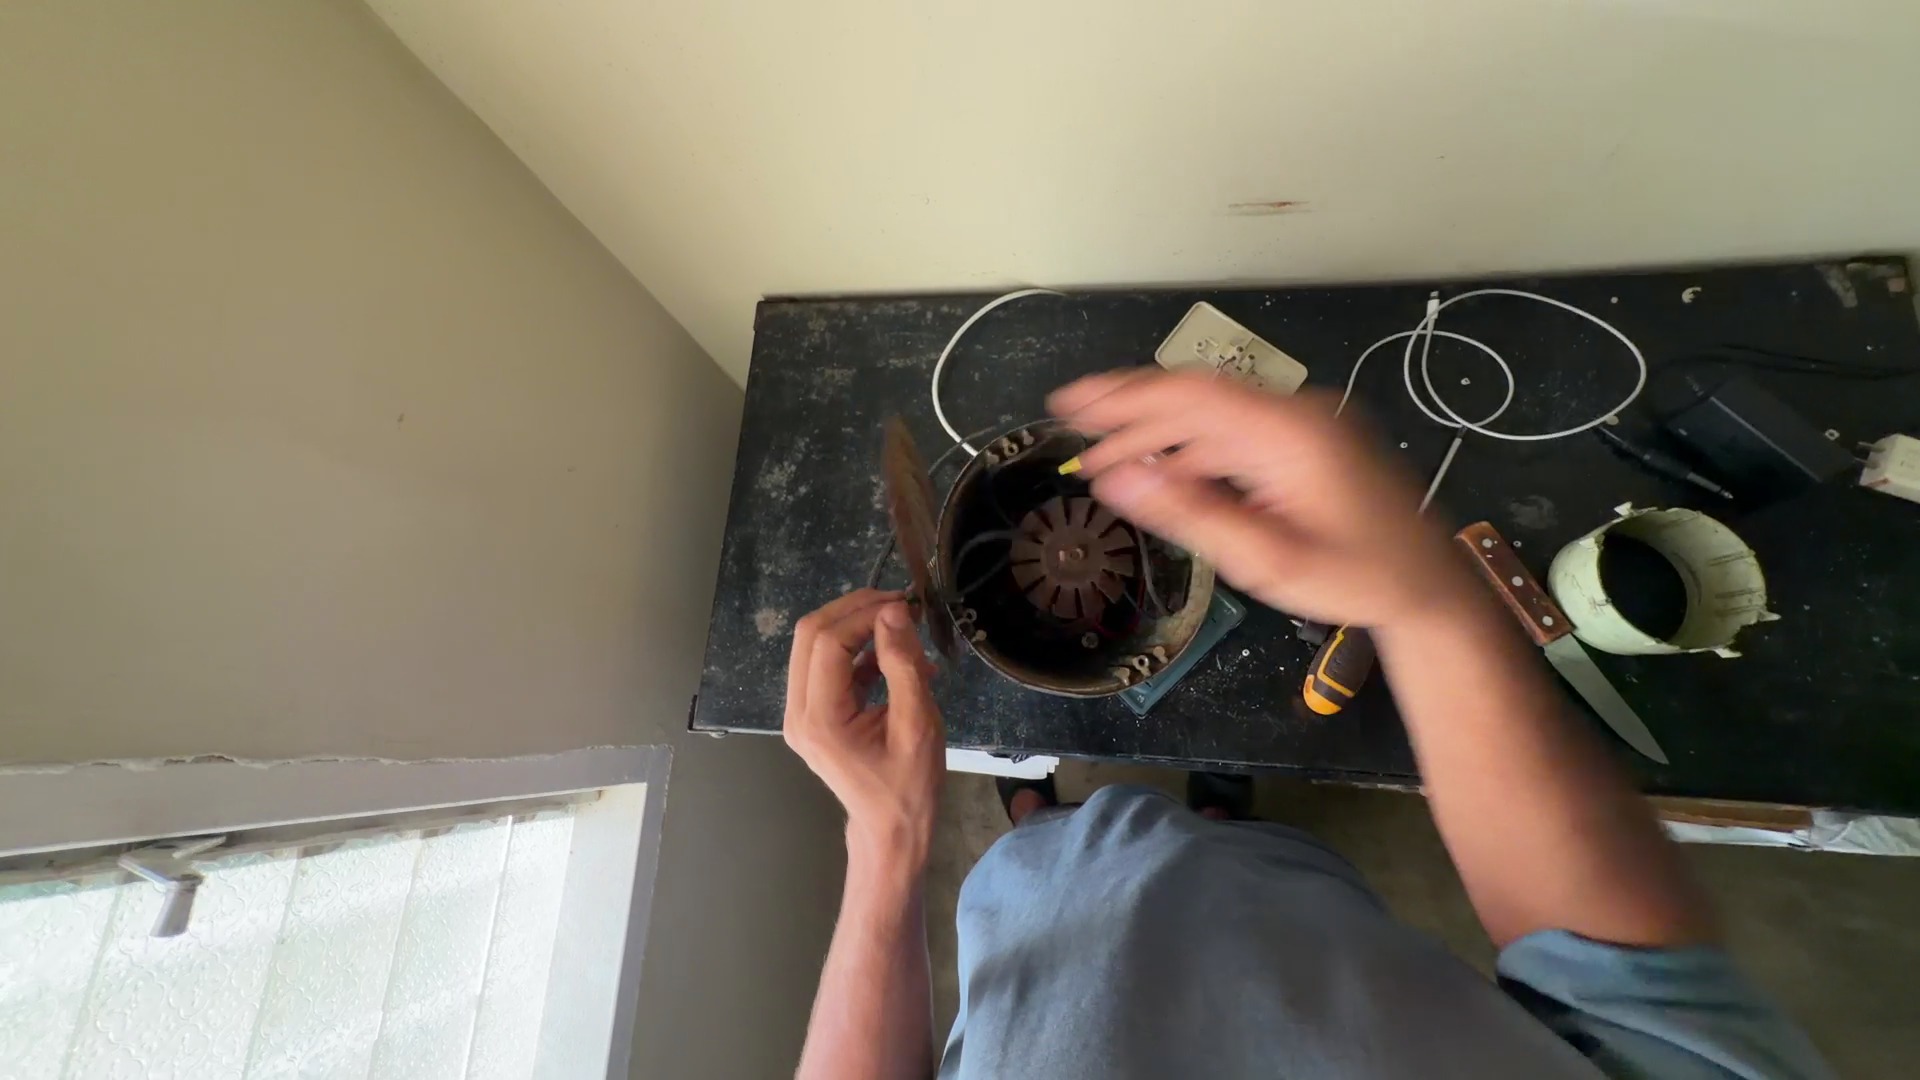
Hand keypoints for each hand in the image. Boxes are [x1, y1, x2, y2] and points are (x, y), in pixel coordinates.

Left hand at [784, 589, 944, 871]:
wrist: (891, 832)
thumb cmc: (909, 787)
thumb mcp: (918, 725)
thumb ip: (903, 666)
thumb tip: (894, 612)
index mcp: (820, 720)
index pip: (828, 642)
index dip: (864, 613)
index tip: (905, 605)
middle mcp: (799, 712)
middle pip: (811, 635)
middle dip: (854, 610)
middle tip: (899, 604)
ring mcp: (801, 714)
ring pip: (815, 645)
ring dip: (856, 627)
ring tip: (902, 627)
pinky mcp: (812, 715)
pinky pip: (826, 665)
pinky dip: (858, 650)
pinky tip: (896, 658)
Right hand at [1050, 370, 1476, 629]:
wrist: (1429, 587)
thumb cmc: (1357, 578)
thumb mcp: (1266, 558)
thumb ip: (1188, 514)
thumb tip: (1118, 482)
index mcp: (1289, 432)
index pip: (1189, 395)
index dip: (1123, 393)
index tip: (1073, 400)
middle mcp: (1294, 414)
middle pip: (1194, 399)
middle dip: (1128, 413)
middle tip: (1073, 425)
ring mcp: (1300, 426)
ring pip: (1209, 418)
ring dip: (1154, 436)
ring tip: (1102, 462)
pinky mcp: (1301, 443)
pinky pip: (1231, 436)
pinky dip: (1188, 452)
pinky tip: (1159, 473)